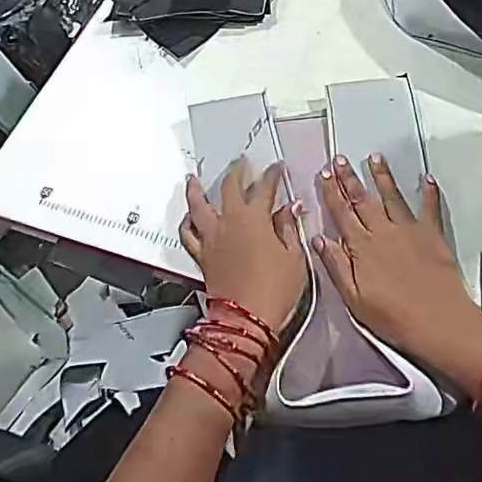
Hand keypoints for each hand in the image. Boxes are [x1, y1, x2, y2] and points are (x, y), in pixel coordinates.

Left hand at [180, 158, 306, 331]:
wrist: (246, 319)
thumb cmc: (275, 290)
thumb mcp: (295, 258)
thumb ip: (289, 229)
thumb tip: (290, 209)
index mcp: (255, 219)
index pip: (264, 188)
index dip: (271, 175)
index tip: (276, 168)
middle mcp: (230, 222)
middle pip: (229, 188)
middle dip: (236, 172)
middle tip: (240, 163)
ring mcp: (212, 238)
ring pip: (199, 206)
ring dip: (196, 190)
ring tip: (194, 179)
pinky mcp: (202, 255)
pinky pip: (188, 234)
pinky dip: (187, 223)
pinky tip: (187, 218)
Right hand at [315, 155, 481, 367]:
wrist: (441, 324)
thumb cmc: (396, 318)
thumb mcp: (354, 299)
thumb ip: (336, 266)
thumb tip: (318, 241)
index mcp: (362, 248)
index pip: (341, 212)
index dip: (331, 192)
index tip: (325, 175)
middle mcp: (383, 233)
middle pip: (362, 199)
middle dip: (349, 177)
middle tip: (341, 159)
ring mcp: (409, 232)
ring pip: (392, 196)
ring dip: (381, 176)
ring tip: (374, 158)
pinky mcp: (433, 236)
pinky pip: (430, 208)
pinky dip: (428, 192)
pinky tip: (426, 180)